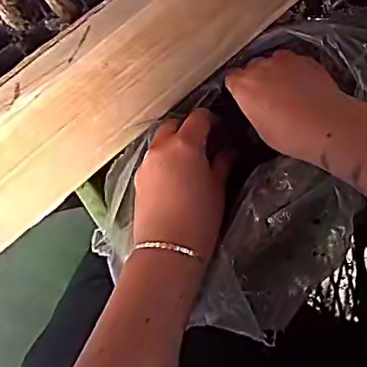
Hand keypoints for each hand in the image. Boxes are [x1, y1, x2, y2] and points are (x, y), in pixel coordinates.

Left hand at [131, 109, 233, 257]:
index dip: (213, 120)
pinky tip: (178, 176)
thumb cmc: (200, 216)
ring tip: (192, 161)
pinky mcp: (138, 179)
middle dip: (189, 128)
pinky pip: (153, 159)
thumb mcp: (218, 186)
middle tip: (206, 143)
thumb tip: (228, 152)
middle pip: (174, 124)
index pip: (199, 117)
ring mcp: (146, 163)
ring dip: (175, 143)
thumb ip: (223, 163)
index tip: (222, 131)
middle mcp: (161, 147)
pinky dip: (165, 159)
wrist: (167, 249)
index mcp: (185, 144)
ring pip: (161, 141)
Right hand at [224, 50, 355, 161]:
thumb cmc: (289, 134)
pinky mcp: (307, 59)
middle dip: (257, 76)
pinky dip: (296, 70)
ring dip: (277, 70)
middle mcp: (261, 66)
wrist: (326, 124)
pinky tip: (304, 83)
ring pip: (274, 60)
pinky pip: (295, 61)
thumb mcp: (260, 128)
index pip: (233, 78)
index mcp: (244, 85)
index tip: (246, 96)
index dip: (239, 87)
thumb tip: (257, 103)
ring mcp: (286, 59)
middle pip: (253, 66)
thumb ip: (253, 108)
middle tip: (268, 94)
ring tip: (287, 86)